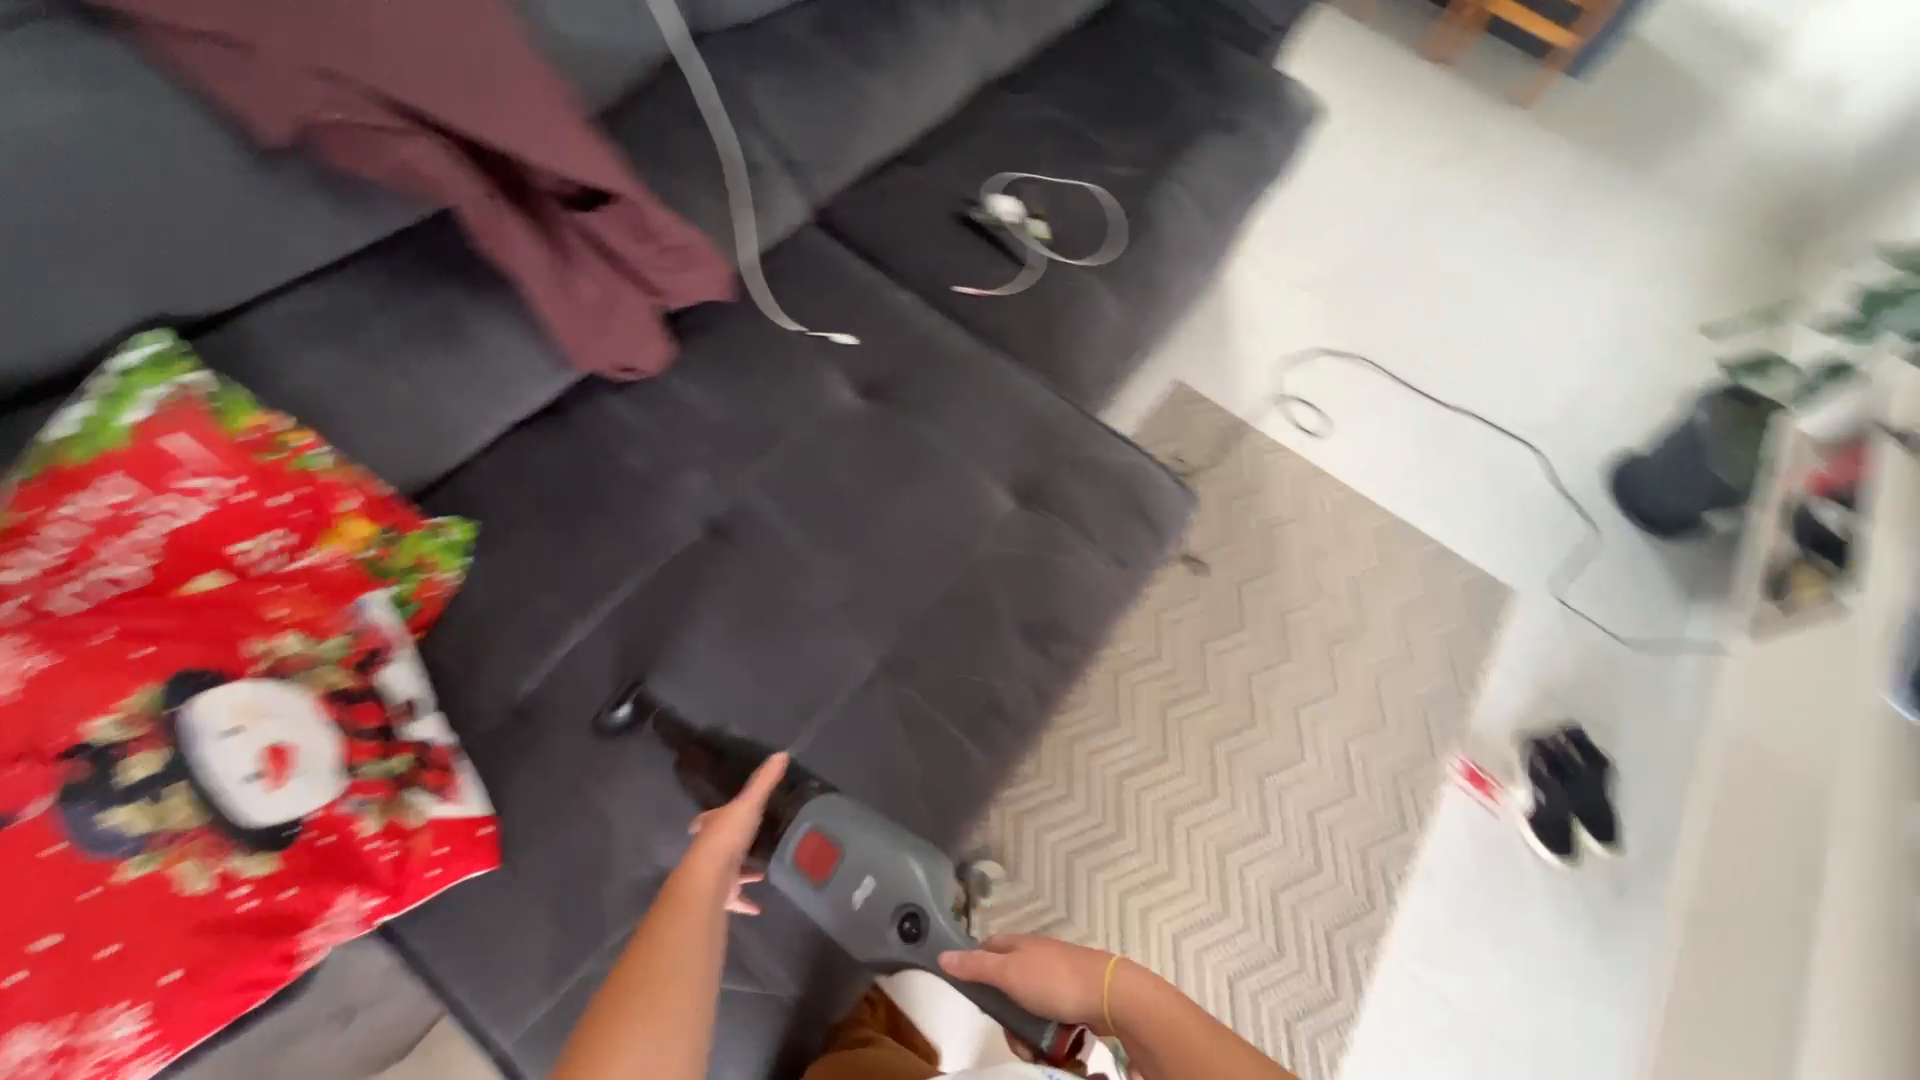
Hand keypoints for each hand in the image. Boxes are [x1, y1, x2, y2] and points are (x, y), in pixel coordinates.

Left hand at [682, 752, 787, 914]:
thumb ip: (764, 781)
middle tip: (750, 842)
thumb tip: (782, 754)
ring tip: (762, 872)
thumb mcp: (749, 803)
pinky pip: (736, 899)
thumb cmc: (726, 837)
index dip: (711, 817)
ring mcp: (715, 876)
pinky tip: (760, 908)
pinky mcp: (723, 897)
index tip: (716, 815)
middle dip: (732, 845)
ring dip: (742, 873)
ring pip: (729, 873)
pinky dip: (746, 902)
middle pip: (720, 846)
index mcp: (713, 827)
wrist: (710, 879)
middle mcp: (710, 850)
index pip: (708, 819)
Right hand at [938, 934, 1126, 1033]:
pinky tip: (1053, 1047)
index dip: (974, 968)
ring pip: (1026, 1009)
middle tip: (1011, 1034)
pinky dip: (1046, 1035)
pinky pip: (1048, 1020)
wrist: (1108, 994)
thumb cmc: (1053, 980)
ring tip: (1034, 1050)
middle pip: (1005, 987)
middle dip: (1004, 1017)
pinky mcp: (1072, 1000)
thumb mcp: (1008, 973)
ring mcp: (1055, 979)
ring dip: (1025, 1033)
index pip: (986, 949)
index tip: (972, 995)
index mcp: (1018, 944)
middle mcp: (1035, 957)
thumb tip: (942, 954)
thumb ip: (976, 966)